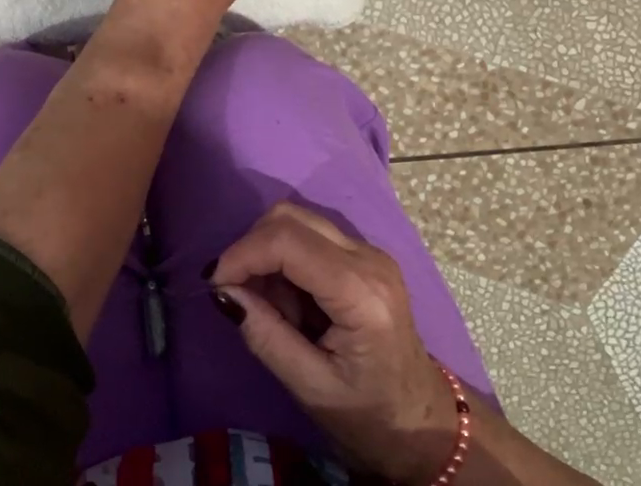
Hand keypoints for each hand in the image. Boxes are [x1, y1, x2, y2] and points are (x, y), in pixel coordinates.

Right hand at [212, 202, 457, 484]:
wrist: (425, 422)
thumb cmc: (370, 415)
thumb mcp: (310, 387)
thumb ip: (265, 335)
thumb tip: (222, 291)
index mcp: (362, 294)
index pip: (288, 241)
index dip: (243, 254)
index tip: (215, 285)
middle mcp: (369, 258)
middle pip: (290, 218)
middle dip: (252, 249)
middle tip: (238, 294)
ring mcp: (369, 252)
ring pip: (297, 221)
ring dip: (268, 253)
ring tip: (269, 304)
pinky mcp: (363, 256)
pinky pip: (309, 235)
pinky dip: (284, 258)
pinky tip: (288, 300)